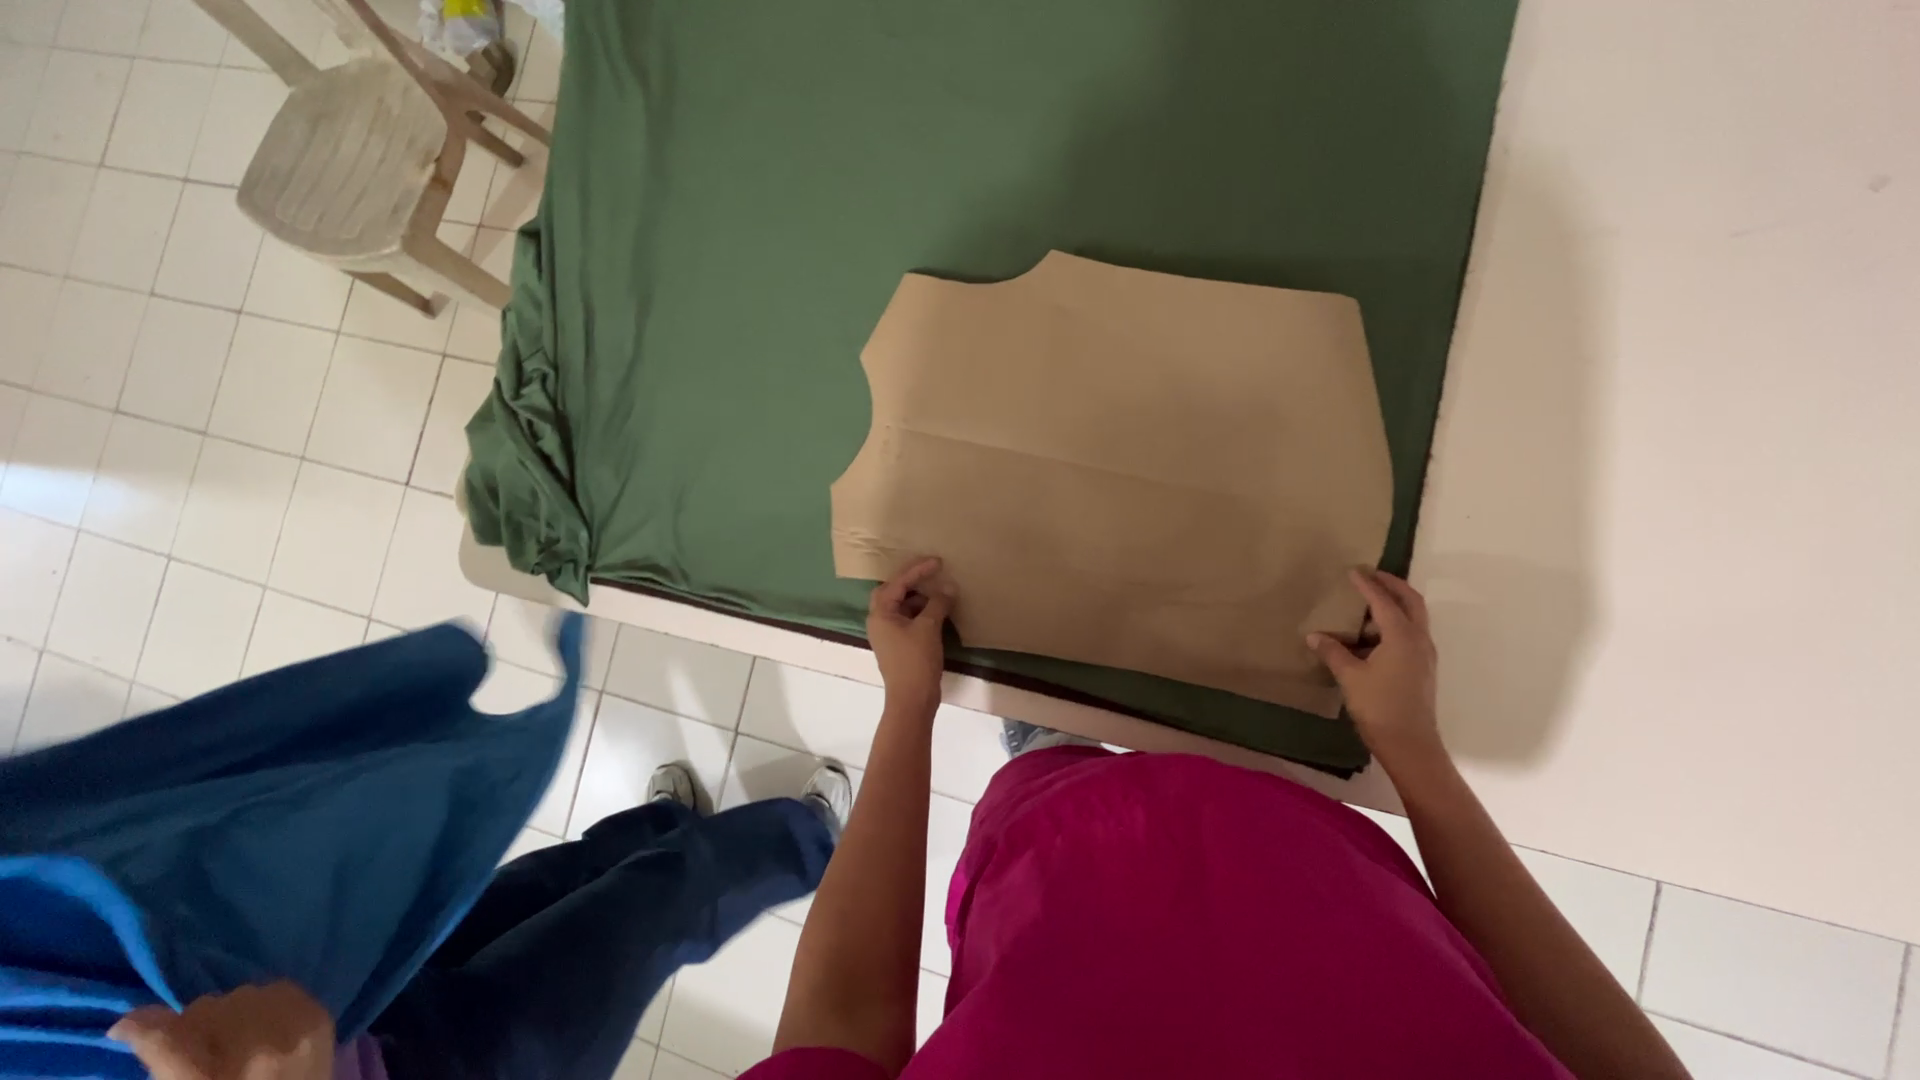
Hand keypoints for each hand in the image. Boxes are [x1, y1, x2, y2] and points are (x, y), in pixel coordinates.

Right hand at [109, 982, 333, 1079]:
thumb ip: (169, 1068)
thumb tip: (150, 1030)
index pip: (167, 1041)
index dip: (141, 1027)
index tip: (124, 1028)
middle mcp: (255, 1052)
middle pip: (207, 1009)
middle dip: (193, 1024)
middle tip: (194, 1045)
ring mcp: (295, 1030)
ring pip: (243, 993)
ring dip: (230, 1011)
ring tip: (232, 1038)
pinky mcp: (322, 1016)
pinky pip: (281, 990)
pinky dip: (265, 1003)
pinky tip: (262, 1026)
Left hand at [867, 556, 954, 709]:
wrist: (912, 700)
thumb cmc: (916, 661)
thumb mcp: (928, 628)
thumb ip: (938, 603)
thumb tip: (949, 587)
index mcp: (880, 614)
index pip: (897, 583)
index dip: (917, 570)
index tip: (938, 562)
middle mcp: (880, 621)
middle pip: (894, 592)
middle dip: (912, 582)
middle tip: (932, 573)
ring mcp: (888, 634)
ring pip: (902, 607)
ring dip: (920, 598)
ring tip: (940, 594)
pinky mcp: (899, 645)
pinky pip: (909, 620)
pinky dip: (922, 613)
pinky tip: (939, 613)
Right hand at [1307, 569, 1444, 768]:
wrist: (1409, 744)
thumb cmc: (1379, 706)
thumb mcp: (1350, 677)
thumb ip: (1333, 652)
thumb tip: (1314, 636)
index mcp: (1402, 637)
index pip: (1384, 601)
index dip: (1367, 585)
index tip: (1353, 571)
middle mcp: (1419, 640)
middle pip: (1411, 601)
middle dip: (1392, 585)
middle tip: (1371, 575)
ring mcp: (1424, 655)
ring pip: (1414, 618)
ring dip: (1396, 603)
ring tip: (1371, 600)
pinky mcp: (1422, 668)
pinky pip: (1411, 633)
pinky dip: (1395, 623)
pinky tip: (1374, 633)